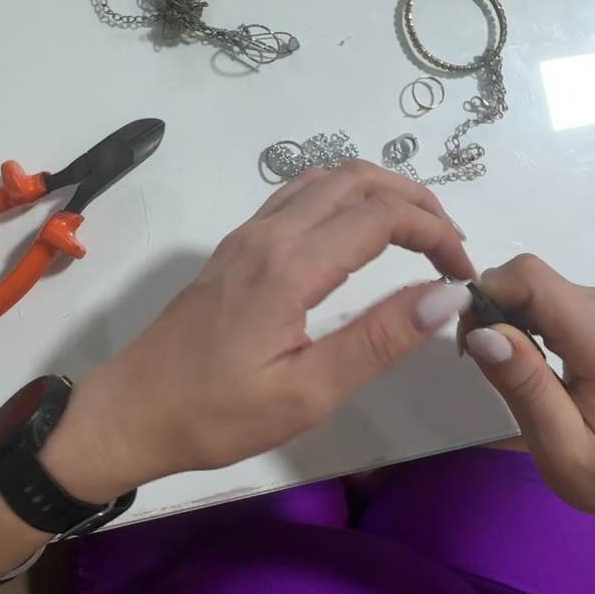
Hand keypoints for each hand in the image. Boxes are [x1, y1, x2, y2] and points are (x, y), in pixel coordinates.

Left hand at [43, 160, 475, 500]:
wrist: (130, 411)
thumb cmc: (216, 415)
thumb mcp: (306, 393)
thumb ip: (377, 340)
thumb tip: (445, 296)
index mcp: (289, 266)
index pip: (382, 216)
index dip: (435, 232)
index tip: (463, 272)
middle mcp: (269, 234)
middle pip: (357, 180)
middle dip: (416, 200)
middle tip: (451, 245)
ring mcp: (247, 235)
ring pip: (325, 179)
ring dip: (379, 192)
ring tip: (417, 232)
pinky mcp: (235, 247)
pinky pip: (297, 196)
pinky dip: (342, 197)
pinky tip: (356, 231)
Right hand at [459, 254, 594, 528]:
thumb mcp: (559, 447)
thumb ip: (523, 385)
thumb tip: (482, 331)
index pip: (532, 280)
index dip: (489, 297)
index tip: (470, 343)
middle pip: (528, 278)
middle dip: (491, 310)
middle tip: (483, 364)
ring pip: (530, 283)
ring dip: (501, 317)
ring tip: (505, 369)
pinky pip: (540, 294)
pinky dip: (517, 318)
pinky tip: (522, 358)